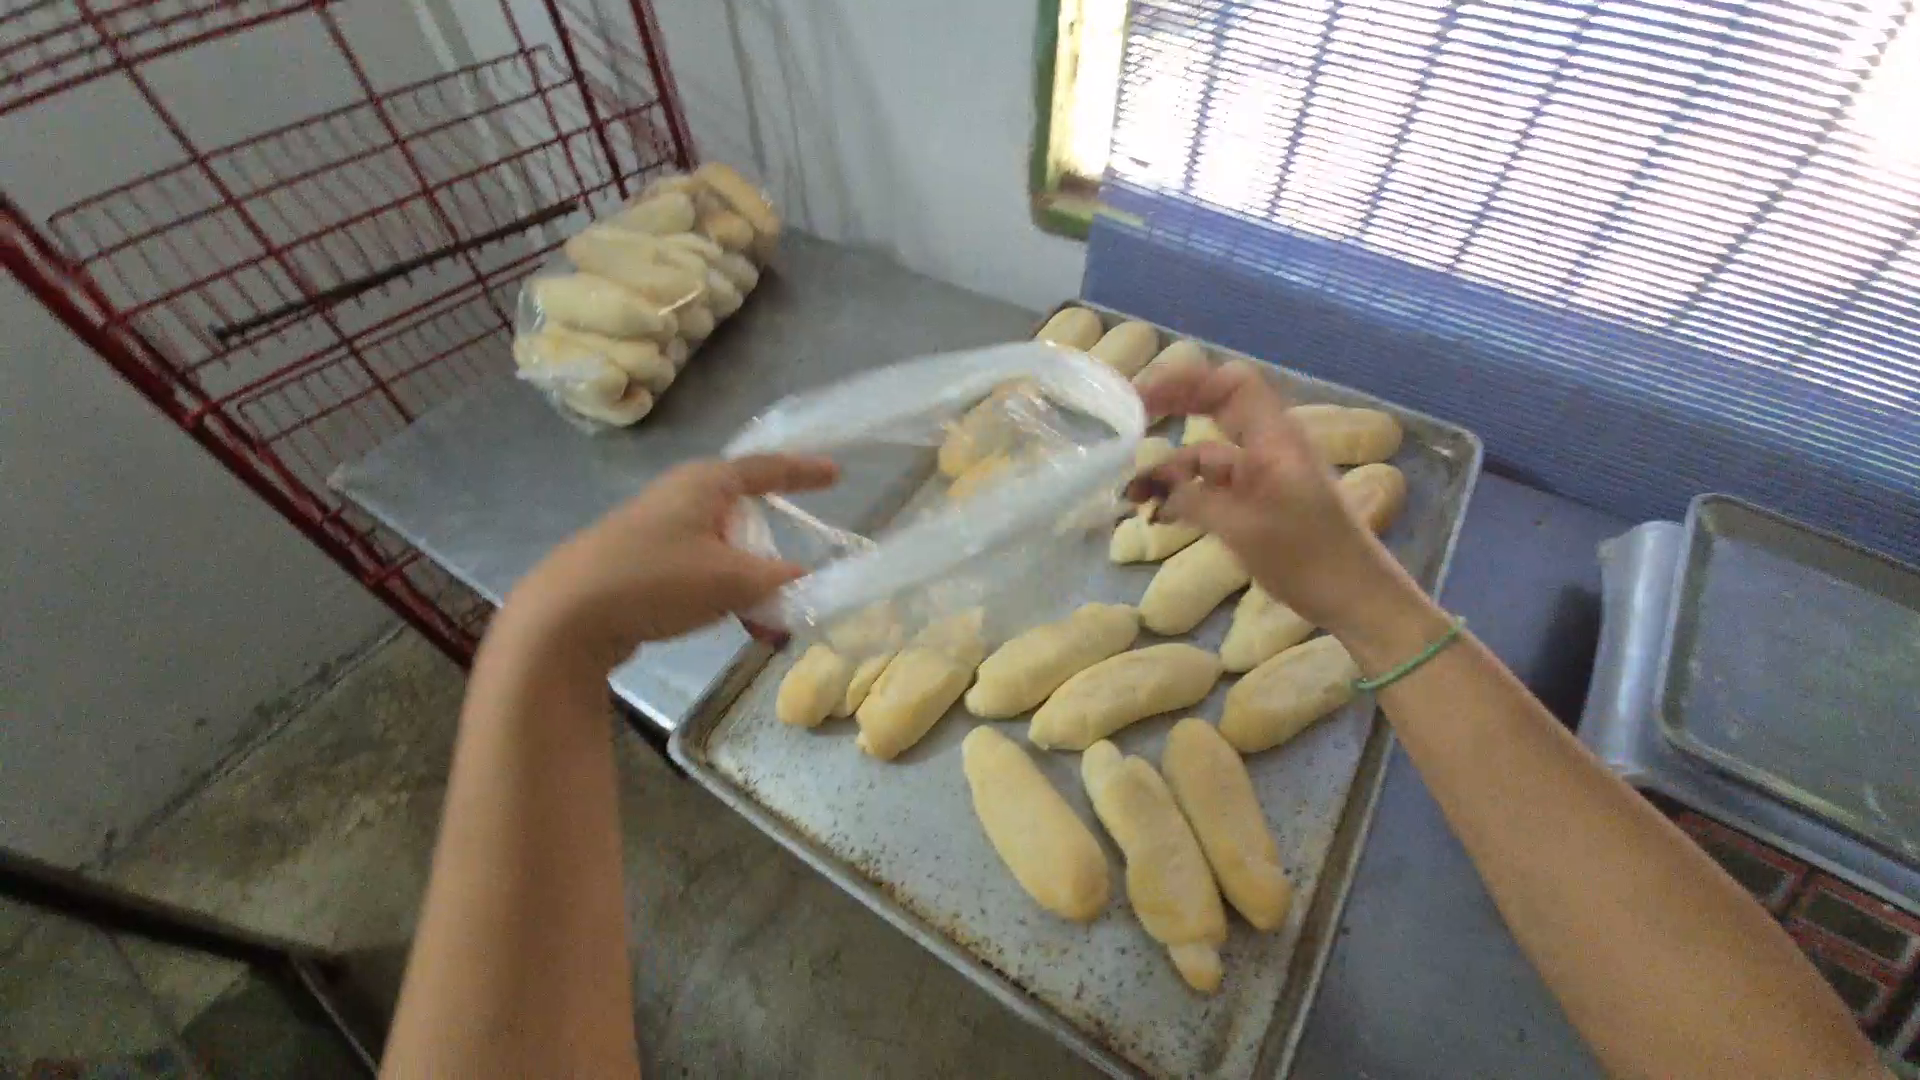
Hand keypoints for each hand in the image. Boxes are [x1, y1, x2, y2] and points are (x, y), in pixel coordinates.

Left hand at [500, 454, 837, 669]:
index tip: (836, 474)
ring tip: (770, 624)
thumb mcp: (732, 579)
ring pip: (725, 551)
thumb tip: (808, 580)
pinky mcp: (641, 565)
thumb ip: (780, 578)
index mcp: (704, 484)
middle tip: (798, 575)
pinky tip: (739, 628)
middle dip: (775, 551)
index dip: (804, 472)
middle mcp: (681, 498)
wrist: (563, 619)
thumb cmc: (656, 579)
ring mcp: (657, 532)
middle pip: (745, 514)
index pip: (767, 468)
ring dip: (753, 585)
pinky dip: (726, 596)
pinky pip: (701, 573)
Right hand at [1130, 360, 1413, 635]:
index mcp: (1275, 439)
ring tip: (1132, 496)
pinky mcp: (1252, 502)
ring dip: (1167, 470)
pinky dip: (1181, 495)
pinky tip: (1158, 515)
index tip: (1143, 398)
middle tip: (1127, 424)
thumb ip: (1196, 500)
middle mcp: (1265, 447)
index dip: (1187, 381)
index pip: (1231, 385)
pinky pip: (1207, 487)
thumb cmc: (1309, 558)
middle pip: (1214, 408)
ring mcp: (1258, 475)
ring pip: (1203, 456)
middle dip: (1170, 411)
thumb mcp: (1245, 529)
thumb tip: (1156, 488)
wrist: (1353, 597)